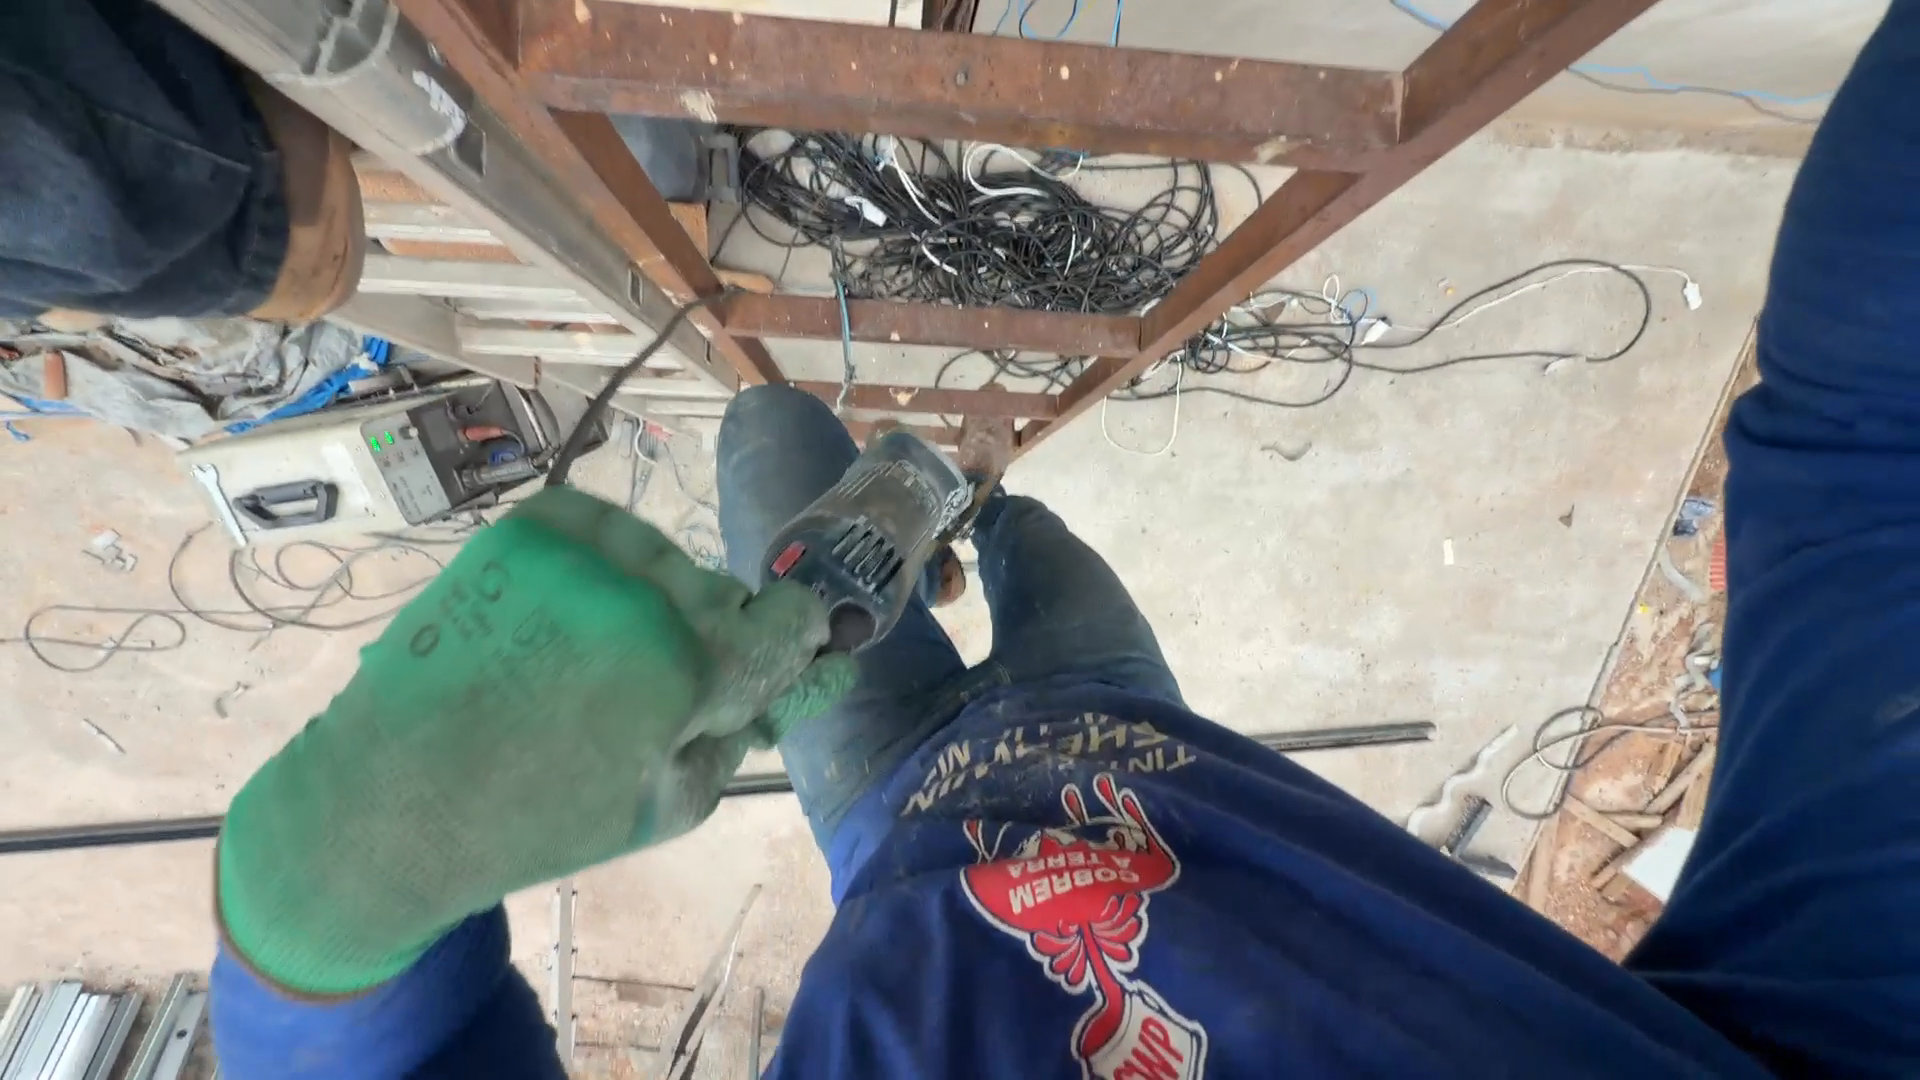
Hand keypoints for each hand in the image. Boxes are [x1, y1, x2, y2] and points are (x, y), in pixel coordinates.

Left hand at [216, 487, 853, 994]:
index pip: (792, 616)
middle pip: (729, 594)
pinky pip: (616, 529)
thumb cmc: (548, 819)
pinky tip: (577, 612)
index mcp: (685, 670)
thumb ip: (758, 721)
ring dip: (661, 603)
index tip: (772, 654)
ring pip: (674, 562)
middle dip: (716, 638)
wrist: (389, 802)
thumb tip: (827, 666)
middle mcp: (642, 593)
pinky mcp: (532, 527)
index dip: (791, 637)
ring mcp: (582, 550)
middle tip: (659, 683)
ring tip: (602, 652)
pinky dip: (612, 567)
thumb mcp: (679, 797)